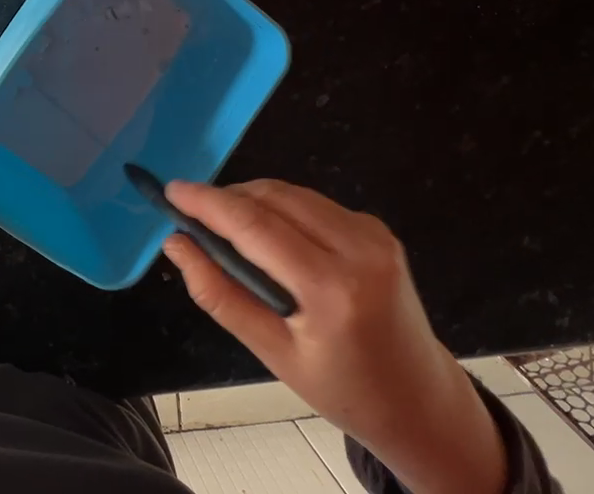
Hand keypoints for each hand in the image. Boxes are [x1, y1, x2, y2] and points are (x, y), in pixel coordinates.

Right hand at [163, 180, 507, 493]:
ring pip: (291, 193)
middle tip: (191, 215)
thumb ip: (219, 294)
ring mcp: (373, 234)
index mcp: (332, 288)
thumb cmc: (343, 389)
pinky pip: (312, 202)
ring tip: (223, 226)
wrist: (423, 403)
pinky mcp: (378, 229)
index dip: (207, 202)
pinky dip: (280, 208)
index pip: (254, 225)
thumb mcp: (273, 353)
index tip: (170, 191)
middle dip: (226, 198)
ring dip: (251, 200)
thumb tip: (176, 244)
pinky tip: (267, 236)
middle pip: (272, 197)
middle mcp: (358, 248)